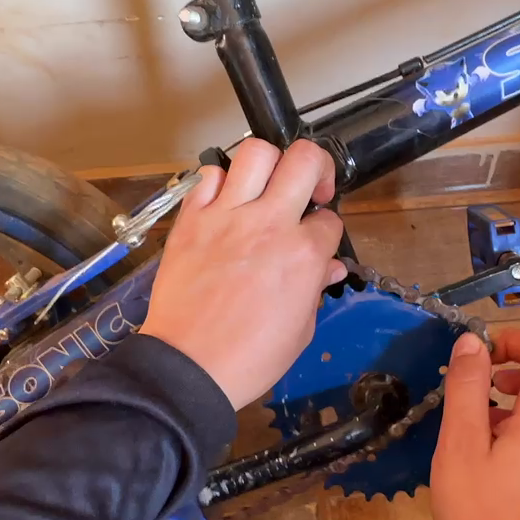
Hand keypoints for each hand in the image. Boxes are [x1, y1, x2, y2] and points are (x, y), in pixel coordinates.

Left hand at [140, 139, 346, 409]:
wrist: (189, 367)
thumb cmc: (252, 358)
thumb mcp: (301, 330)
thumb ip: (315, 289)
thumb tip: (328, 268)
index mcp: (303, 253)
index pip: (330, 220)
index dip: (327, 229)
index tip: (318, 241)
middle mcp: (269, 222)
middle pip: (304, 159)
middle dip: (317, 168)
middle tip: (309, 191)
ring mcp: (226, 215)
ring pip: (256, 152)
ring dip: (270, 163)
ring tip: (267, 187)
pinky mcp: (191, 219)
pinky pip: (208, 176)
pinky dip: (221, 181)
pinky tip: (225, 201)